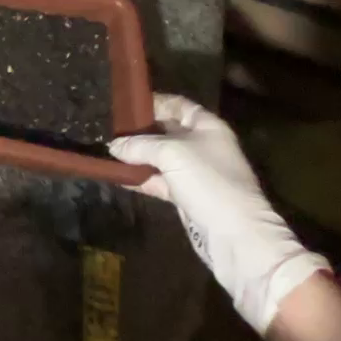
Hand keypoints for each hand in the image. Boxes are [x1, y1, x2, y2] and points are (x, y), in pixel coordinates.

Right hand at [109, 94, 328, 333]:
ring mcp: (193, 172)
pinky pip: (156, 179)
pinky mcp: (185, 195)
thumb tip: (113, 146)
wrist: (237, 238)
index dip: (150, 101)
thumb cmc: (209, 182)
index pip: (175, 104)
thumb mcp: (171, 153)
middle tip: (106, 126)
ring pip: (158, 156)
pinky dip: (138, 177)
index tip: (121, 102)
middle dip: (137, 129)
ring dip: (134, 155)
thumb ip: (139, 144)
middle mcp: (201, 146)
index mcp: (207, 127)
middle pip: (163, 130)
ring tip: (104, 149)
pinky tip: (114, 174)